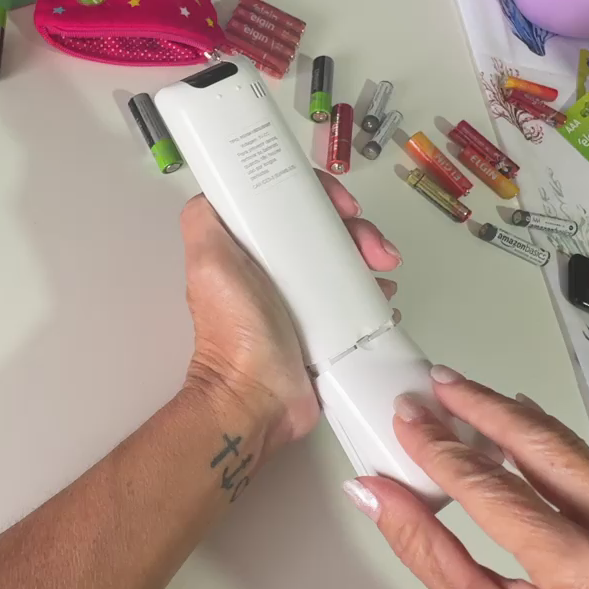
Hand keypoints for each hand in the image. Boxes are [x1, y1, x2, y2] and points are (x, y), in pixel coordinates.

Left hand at [180, 170, 400, 452]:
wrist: (258, 401)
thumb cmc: (234, 331)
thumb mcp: (209, 264)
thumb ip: (203, 221)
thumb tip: (217, 188)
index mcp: (245, 245)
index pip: (282, 199)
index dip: (315, 192)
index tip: (340, 203)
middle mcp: (271, 264)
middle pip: (319, 224)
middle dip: (353, 226)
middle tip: (373, 244)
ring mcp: (300, 293)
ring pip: (341, 254)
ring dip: (369, 251)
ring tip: (384, 267)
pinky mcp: (324, 321)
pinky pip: (354, 291)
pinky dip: (372, 286)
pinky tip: (384, 293)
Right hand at [345, 372, 588, 588]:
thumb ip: (426, 549)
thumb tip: (374, 491)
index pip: (496, 492)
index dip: (442, 449)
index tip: (407, 417)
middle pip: (545, 449)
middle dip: (484, 408)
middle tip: (440, 382)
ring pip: (578, 455)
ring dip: (517, 422)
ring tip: (468, 396)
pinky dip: (555, 450)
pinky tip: (523, 430)